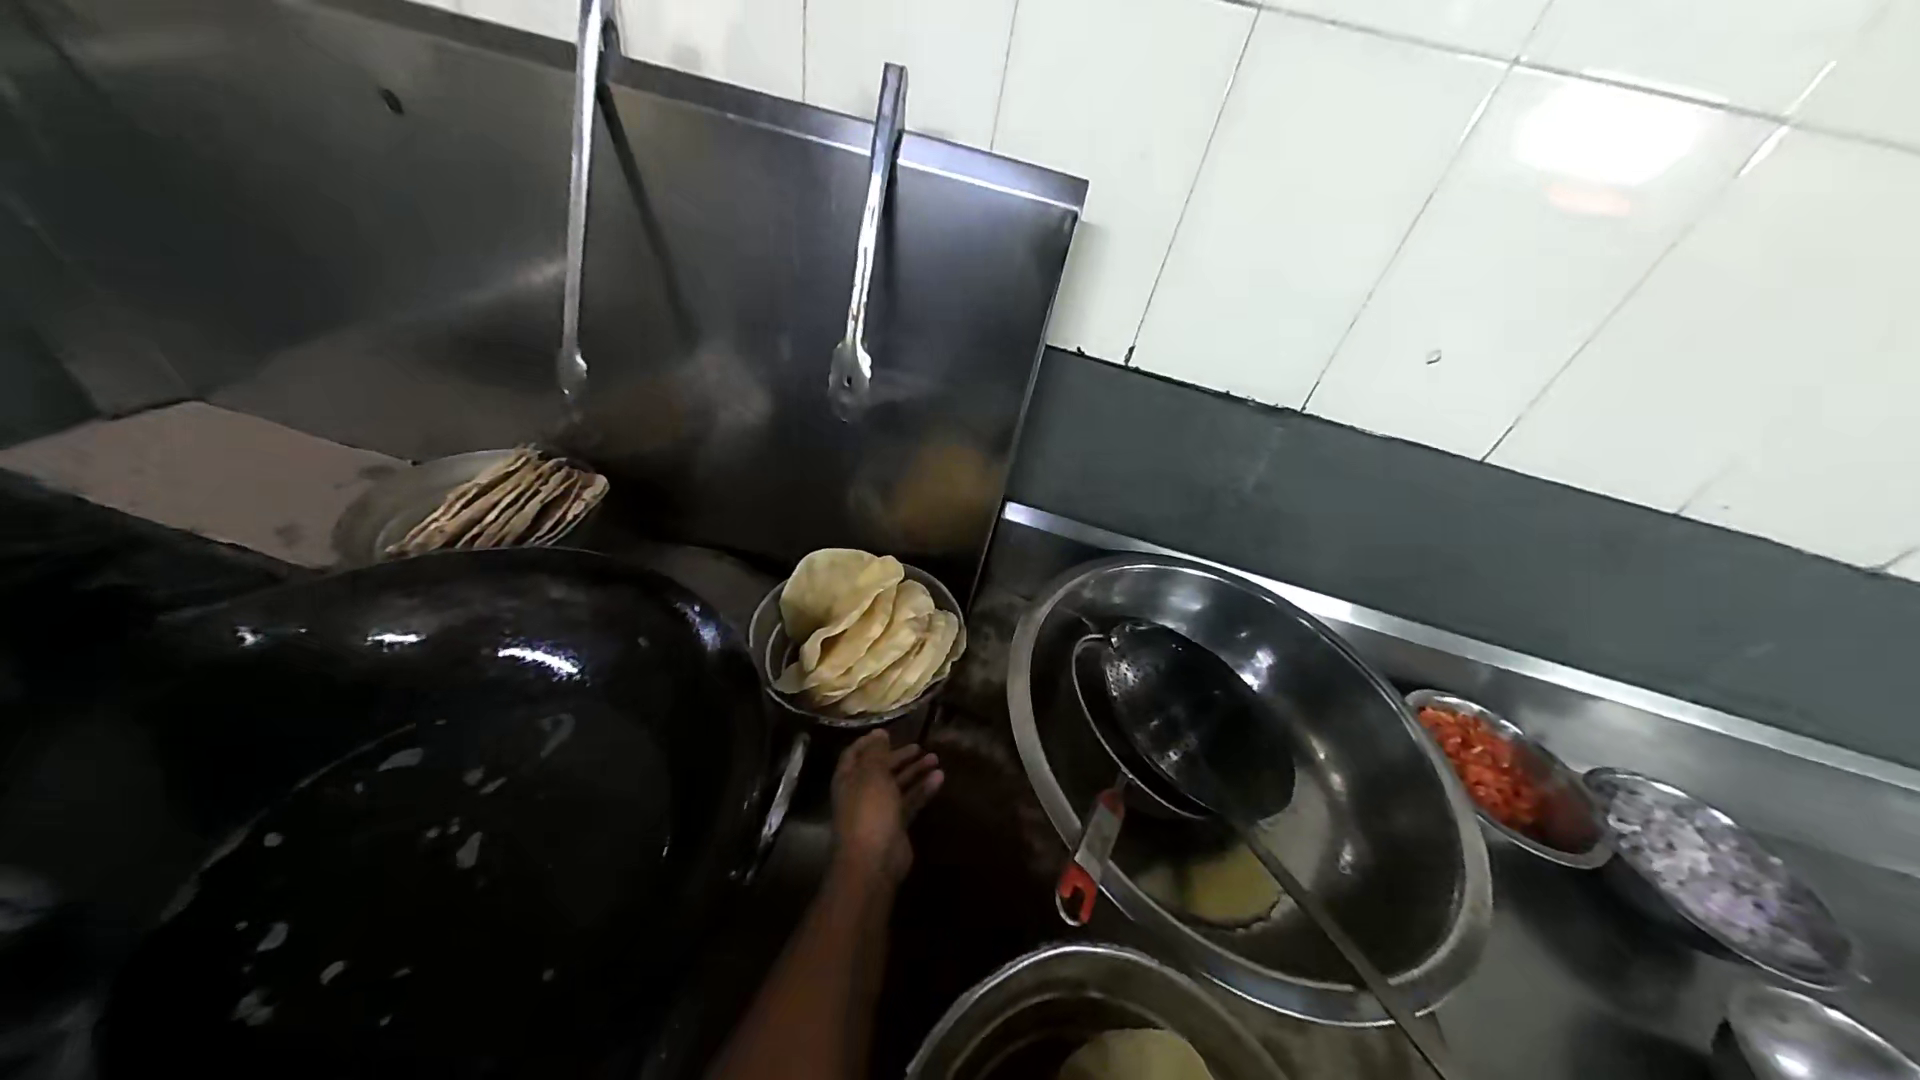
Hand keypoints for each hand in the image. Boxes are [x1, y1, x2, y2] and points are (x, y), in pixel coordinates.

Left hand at [830, 731, 942, 885]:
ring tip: (935, 759)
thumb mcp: (872, 774)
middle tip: (919, 747)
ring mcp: (879, 811)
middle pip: (880, 770)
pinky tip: (939, 778)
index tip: (888, 732)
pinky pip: (910, 802)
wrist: (873, 861)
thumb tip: (879, 732)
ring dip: (915, 772)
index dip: (869, 742)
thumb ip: (876, 752)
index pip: (855, 754)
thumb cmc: (869, 811)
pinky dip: (923, 790)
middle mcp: (861, 793)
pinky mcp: (896, 825)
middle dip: (898, 757)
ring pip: (898, 785)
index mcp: (848, 779)